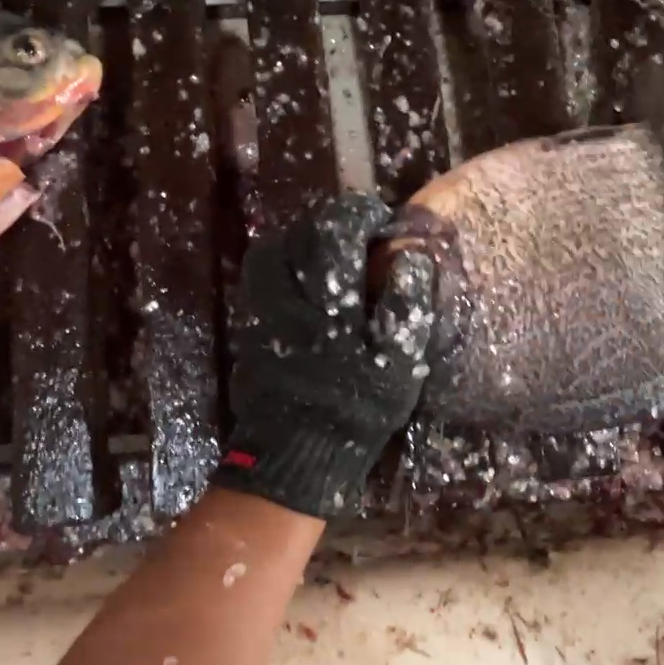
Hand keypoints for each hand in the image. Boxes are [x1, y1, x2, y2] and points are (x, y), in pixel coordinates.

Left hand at [213, 193, 434, 518]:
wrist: (295, 450)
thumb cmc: (354, 406)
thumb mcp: (398, 363)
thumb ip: (406, 305)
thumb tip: (413, 257)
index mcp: (330, 296)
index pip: (340, 228)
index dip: (364, 214)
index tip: (384, 219)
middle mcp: (291, 290)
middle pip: (304, 229)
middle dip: (335, 221)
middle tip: (360, 230)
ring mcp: (263, 302)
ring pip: (276, 244)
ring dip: (306, 236)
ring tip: (332, 248)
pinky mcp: (250, 317)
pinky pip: (262, 270)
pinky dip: (285, 259)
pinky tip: (307, 275)